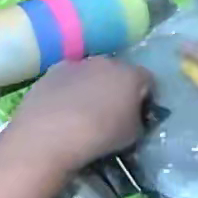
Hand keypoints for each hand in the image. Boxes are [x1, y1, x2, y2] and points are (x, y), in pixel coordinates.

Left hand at [0, 57, 151, 173]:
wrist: (51, 133)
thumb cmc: (100, 134)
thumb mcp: (133, 136)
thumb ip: (137, 120)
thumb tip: (132, 118)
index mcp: (131, 74)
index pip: (147, 81)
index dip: (145, 98)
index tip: (138, 115)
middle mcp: (104, 61)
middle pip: (116, 72)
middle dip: (115, 89)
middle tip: (110, 113)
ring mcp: (74, 64)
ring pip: (88, 74)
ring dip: (89, 88)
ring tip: (82, 114)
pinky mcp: (49, 72)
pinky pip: (65, 80)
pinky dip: (66, 92)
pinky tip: (60, 112)